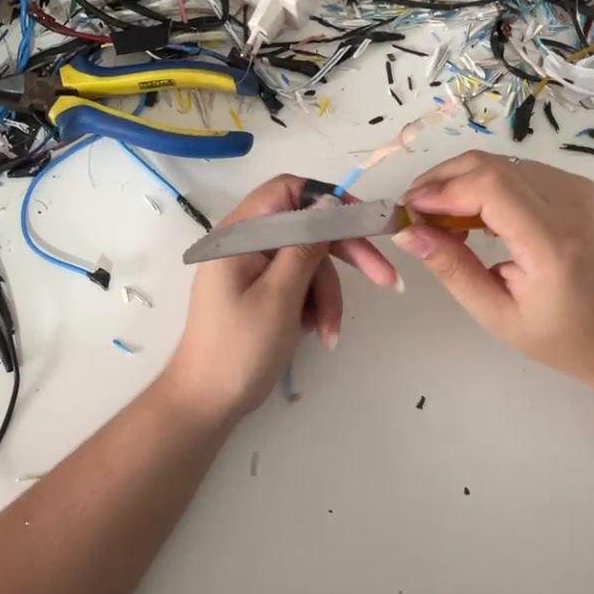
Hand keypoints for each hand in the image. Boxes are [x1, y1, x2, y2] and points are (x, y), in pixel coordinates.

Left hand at [160, 175, 398, 425]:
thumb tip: (328, 201)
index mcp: (239, 233)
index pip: (288, 190)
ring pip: (308, 261)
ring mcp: (252, 267)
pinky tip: (316, 333)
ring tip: (328, 334)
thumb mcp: (280, 296)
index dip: (330, 200)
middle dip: (344, 255)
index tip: (365, 224)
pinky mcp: (260, 290)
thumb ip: (305, 246)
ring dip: (326, 296)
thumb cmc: (239, 349)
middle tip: (386, 280)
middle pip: (306, 228)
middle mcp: (244, 241)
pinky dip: (313, 305)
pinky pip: (298, 284)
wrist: (206, 402)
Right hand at [392, 152, 593, 385]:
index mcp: (553, 244)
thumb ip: (452, 269)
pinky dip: (483, 183)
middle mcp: (570, 204)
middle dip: (442, 179)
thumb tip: (407, 233)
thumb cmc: (564, 337)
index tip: (410, 210)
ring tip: (441, 217)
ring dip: (460, 180)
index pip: (490, 186)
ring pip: (499, 162)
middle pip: (490, 164)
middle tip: (416, 210)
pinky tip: (473, 213)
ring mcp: (577, 188)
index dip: (442, 189)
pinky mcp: (576, 185)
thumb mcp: (498, 315)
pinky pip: (515, 168)